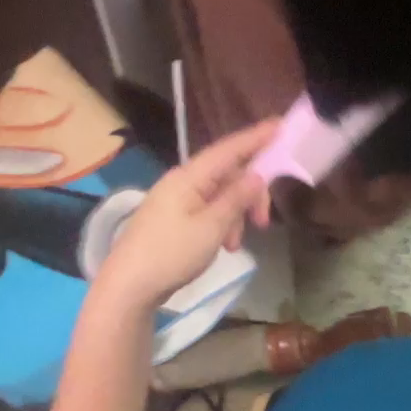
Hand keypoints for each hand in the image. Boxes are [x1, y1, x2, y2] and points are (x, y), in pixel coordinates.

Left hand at [95, 120, 276, 310]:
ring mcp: (176, 200)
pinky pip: (207, 211)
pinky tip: (224, 245)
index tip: (280, 125)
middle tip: (264, 222)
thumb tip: (257, 175)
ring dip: (236, 216)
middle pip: (227, 175)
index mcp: (189, 177)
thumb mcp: (211, 227)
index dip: (255, 138)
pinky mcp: (173, 219)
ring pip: (219, 196)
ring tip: (235, 244)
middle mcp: (182, 182)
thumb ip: (235, 199)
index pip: (229, 150)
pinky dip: (222, 225)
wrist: (129, 286)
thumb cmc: (171, 254)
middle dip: (250, 195)